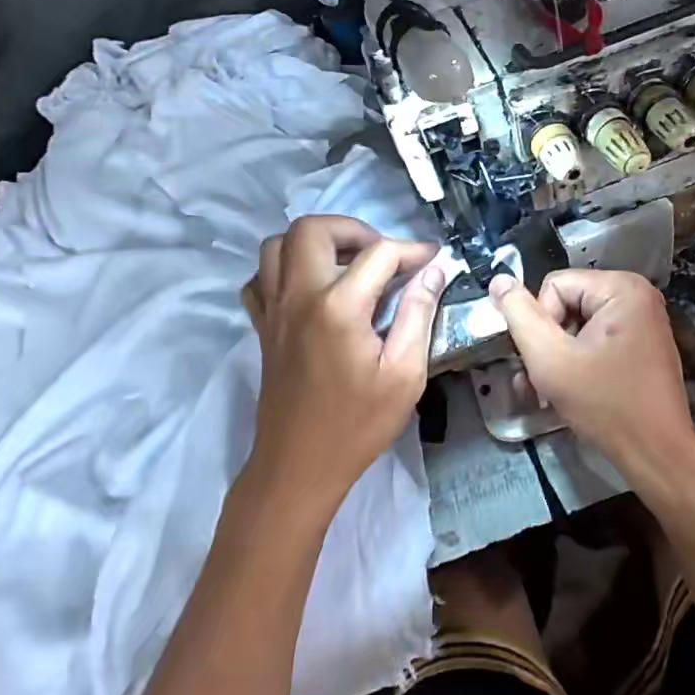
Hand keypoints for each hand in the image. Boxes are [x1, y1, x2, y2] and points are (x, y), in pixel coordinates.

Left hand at [242, 216, 445, 506]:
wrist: (299, 466)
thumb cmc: (357, 425)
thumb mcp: (404, 375)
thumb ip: (418, 314)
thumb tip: (434, 270)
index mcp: (338, 306)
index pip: (379, 253)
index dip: (412, 250)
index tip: (433, 260)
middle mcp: (298, 295)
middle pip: (313, 228)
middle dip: (352, 229)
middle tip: (381, 254)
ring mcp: (273, 308)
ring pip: (278, 244)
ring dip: (314, 243)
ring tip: (345, 264)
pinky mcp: (261, 325)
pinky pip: (260, 278)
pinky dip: (283, 269)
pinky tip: (309, 288)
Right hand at [488, 269, 694, 481]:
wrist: (658, 456)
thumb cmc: (606, 405)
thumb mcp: (550, 358)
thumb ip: (520, 316)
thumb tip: (499, 280)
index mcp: (621, 288)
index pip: (554, 286)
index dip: (540, 323)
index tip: (548, 360)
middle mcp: (636, 295)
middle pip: (565, 303)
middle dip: (547, 342)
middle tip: (539, 380)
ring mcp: (642, 321)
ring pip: (576, 325)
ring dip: (557, 356)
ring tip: (547, 392)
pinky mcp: (641, 344)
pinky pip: (595, 339)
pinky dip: (577, 362)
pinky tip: (569, 391)